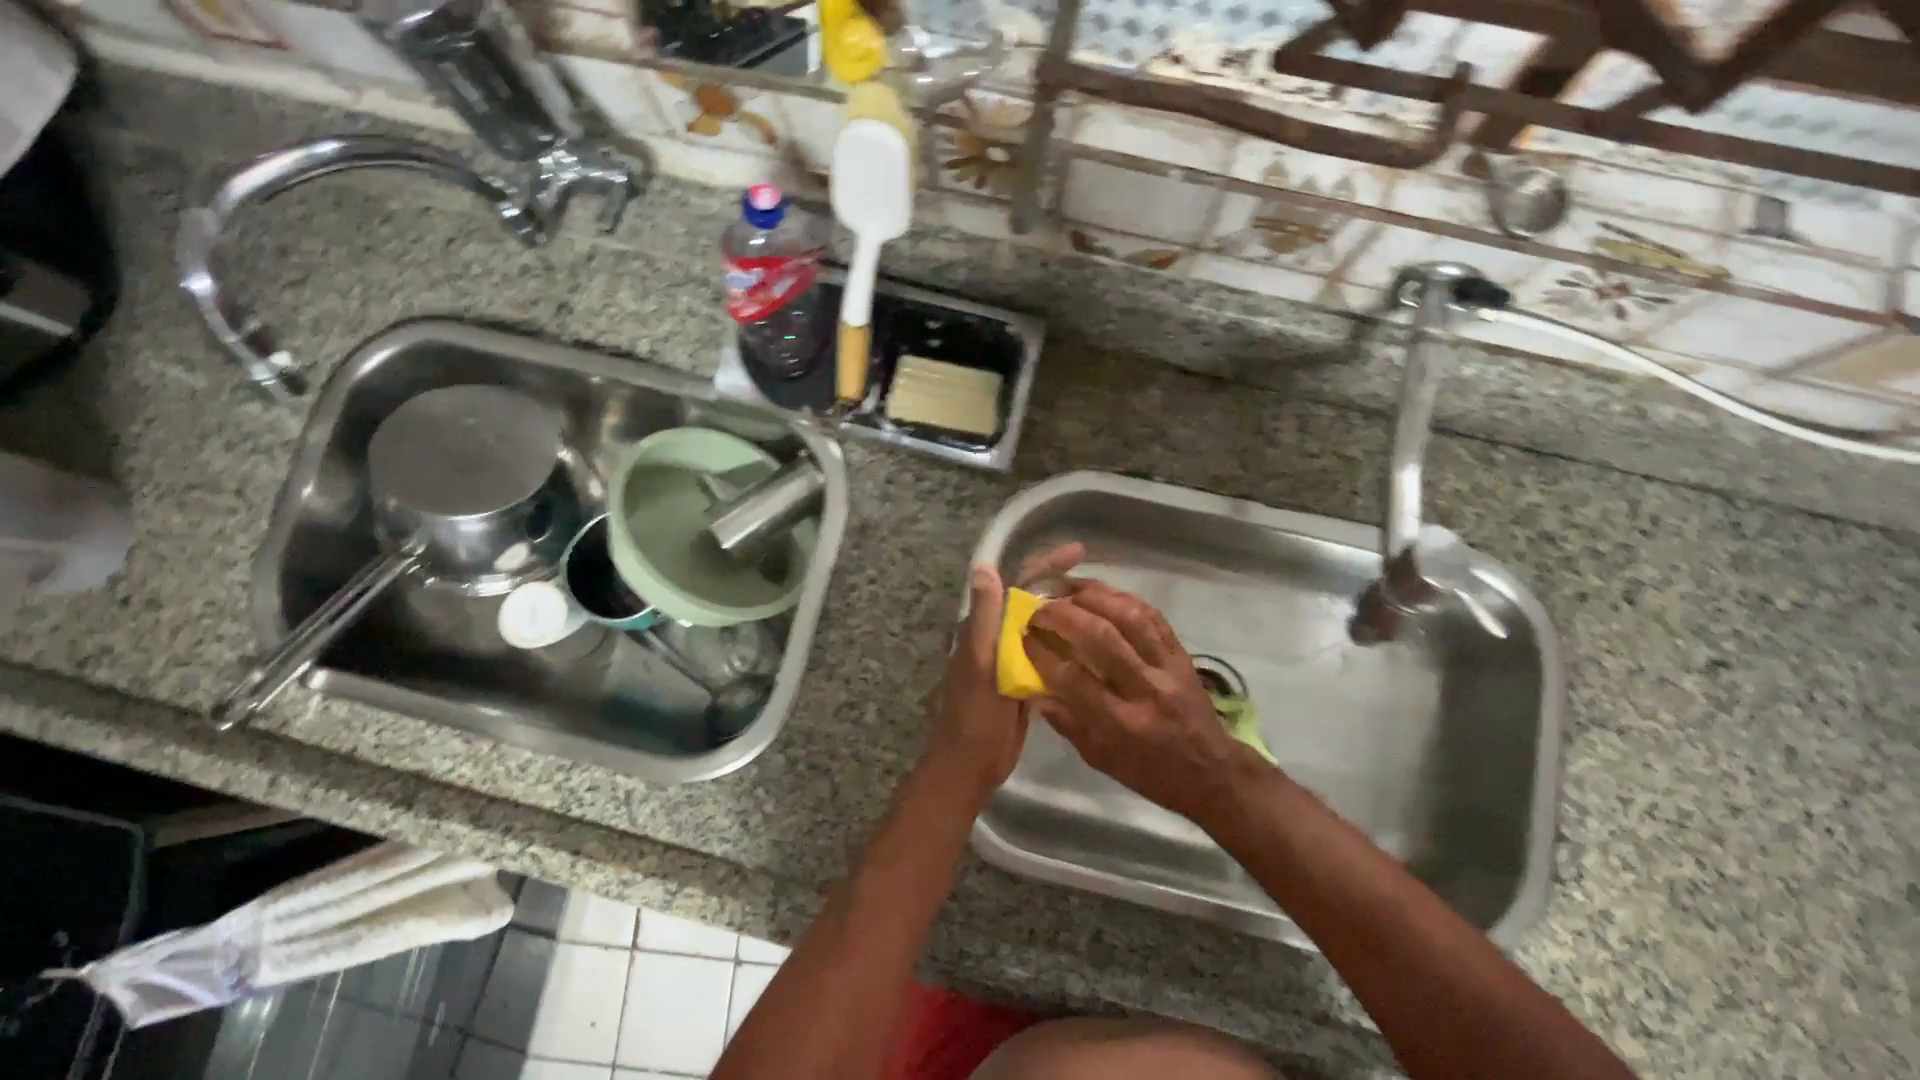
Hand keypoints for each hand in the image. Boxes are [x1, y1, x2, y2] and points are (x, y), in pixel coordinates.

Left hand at [925, 544, 1083, 795]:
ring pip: (1039, 628)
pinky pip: (1045, 655)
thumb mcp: (980, 662)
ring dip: (1065, 614)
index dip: (1045, 565)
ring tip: (1101, 607)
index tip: (1079, 552)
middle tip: (1099, 581)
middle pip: (1029, 602)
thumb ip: (985, 617)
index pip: (1014, 585)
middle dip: (1060, 585)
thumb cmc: (973, 713)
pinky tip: (1090, 646)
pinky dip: (1065, 645)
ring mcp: (1008, 660)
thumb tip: (983, 567)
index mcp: (982, 629)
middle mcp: (994, 638)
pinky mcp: (1020, 682)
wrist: (969, 765)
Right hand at [1026, 581, 1259, 823]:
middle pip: (1101, 638)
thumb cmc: (1149, 771)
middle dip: (1063, 616)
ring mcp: (1168, 667)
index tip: (1022, 637)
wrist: (1210, 771)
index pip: (1074, 678)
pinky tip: (1100, 594)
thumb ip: (1067, 722)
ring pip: (1129, 617)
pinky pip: (1152, 615)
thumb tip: (1034, 689)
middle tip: (1038, 609)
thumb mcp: (1100, 759)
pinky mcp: (1181, 654)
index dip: (1042, 653)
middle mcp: (1146, 690)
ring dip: (1092, 597)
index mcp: (1122, 723)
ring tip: (1065, 590)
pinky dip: (1123, 599)